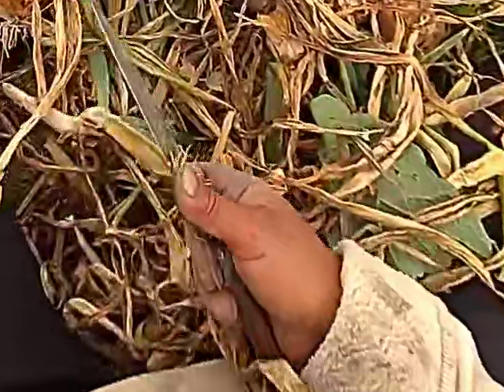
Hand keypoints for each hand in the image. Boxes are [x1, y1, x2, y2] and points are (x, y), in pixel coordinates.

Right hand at [177, 162, 341, 368]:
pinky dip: (219, 303)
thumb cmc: (293, 268)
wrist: (322, 327)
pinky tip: (235, 312)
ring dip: (211, 284)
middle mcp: (237, 219)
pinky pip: (209, 288)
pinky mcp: (236, 284)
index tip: (182, 215)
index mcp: (245, 193)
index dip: (187, 192)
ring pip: (199, 260)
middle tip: (217, 266)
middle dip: (201, 254)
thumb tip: (180, 177)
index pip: (203, 177)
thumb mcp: (250, 233)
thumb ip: (213, 208)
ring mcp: (236, 253)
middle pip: (194, 225)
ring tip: (232, 297)